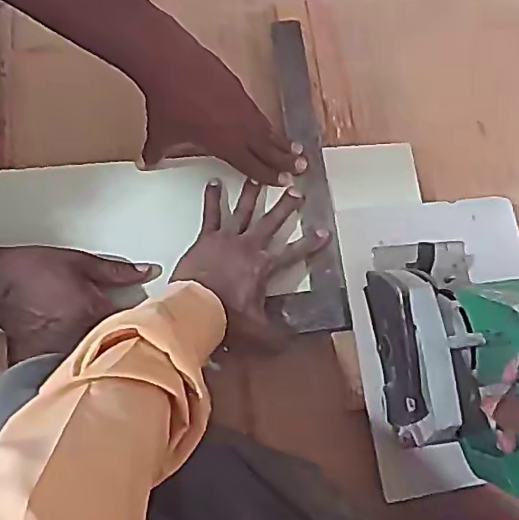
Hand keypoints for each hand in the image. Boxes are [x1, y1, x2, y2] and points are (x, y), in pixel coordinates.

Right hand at [0, 246, 159, 359]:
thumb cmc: (34, 269)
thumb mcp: (81, 262)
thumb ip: (118, 271)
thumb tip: (147, 271)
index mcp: (93, 310)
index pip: (131, 323)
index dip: (143, 322)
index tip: (150, 321)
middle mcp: (79, 334)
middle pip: (114, 347)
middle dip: (126, 345)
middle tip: (134, 340)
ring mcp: (60, 350)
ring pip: (92, 361)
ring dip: (102, 358)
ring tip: (110, 353)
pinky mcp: (42, 358)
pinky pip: (66, 368)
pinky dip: (76, 366)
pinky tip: (81, 360)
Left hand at [140, 47, 305, 186]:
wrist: (170, 63)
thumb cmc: (166, 103)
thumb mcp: (159, 134)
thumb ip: (155, 152)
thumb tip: (145, 163)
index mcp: (225, 144)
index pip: (252, 165)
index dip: (269, 175)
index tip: (285, 181)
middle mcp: (239, 127)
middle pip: (268, 148)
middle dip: (286, 160)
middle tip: (304, 168)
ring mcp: (241, 105)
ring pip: (267, 128)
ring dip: (281, 141)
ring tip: (296, 148)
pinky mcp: (238, 88)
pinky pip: (257, 112)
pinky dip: (266, 122)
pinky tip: (268, 125)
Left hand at [172, 178, 329, 351]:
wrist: (193, 306)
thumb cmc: (224, 315)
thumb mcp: (256, 329)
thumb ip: (275, 334)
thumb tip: (291, 342)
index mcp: (263, 266)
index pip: (294, 253)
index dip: (311, 244)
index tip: (324, 233)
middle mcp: (249, 247)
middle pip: (272, 222)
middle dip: (286, 206)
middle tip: (297, 189)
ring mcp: (227, 239)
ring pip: (244, 211)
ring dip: (253, 193)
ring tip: (259, 177)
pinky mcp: (207, 238)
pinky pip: (211, 214)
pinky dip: (212, 198)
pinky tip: (214, 182)